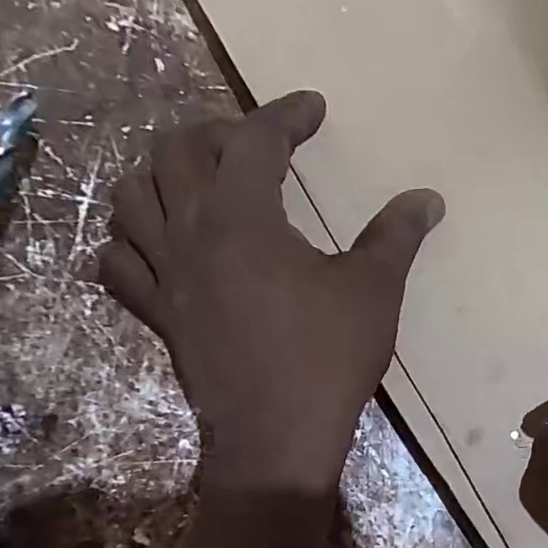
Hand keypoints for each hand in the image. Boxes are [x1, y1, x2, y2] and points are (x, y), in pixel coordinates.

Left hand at [95, 91, 445, 489]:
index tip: (313, 110)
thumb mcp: (373, 291)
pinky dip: (130, 242)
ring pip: (132, 198)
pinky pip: (119, 264)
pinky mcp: (157, 315)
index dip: (287, 114)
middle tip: (256, 145)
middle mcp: (191, 234)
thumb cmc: (328, 359)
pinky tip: (158, 245)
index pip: (256, 139)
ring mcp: (165, 276)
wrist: (277, 438)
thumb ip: (396, 235)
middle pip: (178, 151)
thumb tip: (429, 198)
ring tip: (199, 183)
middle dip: (219, 132)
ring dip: (162, 176)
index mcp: (244, 218)